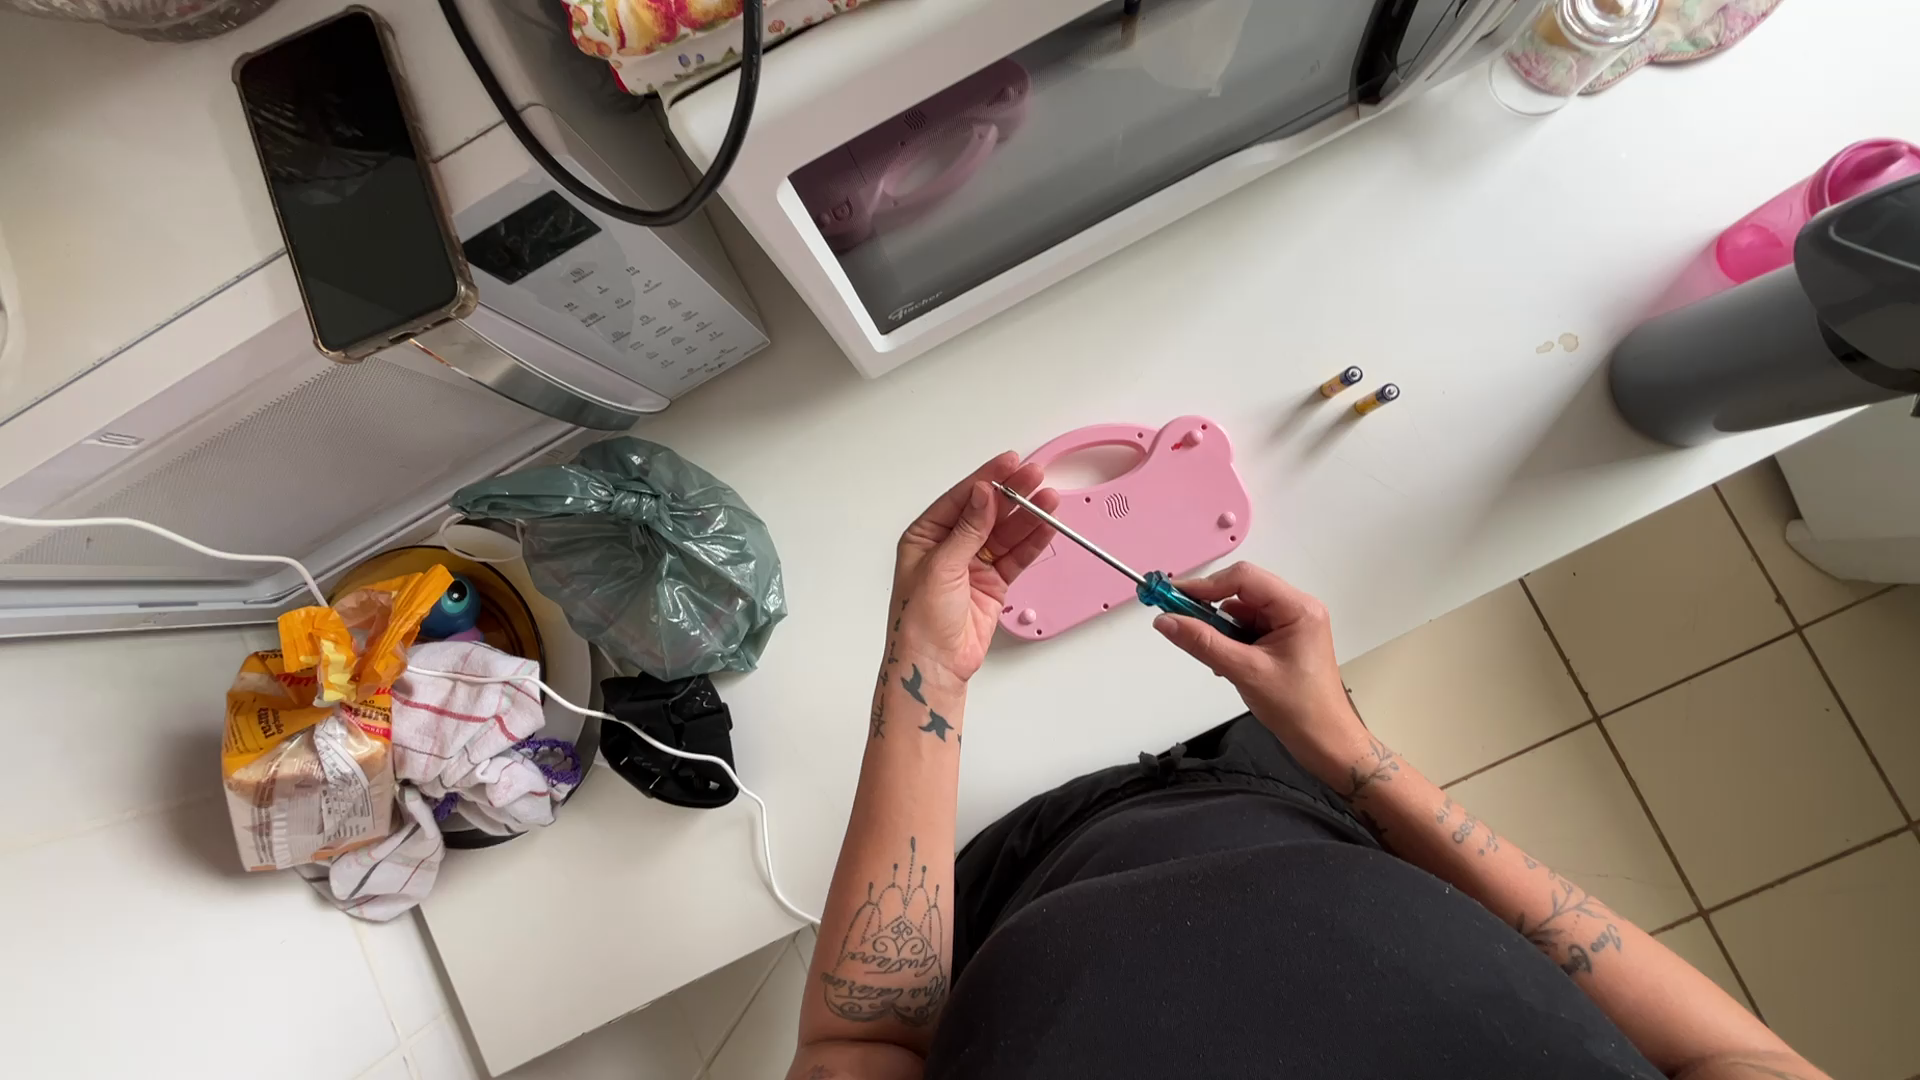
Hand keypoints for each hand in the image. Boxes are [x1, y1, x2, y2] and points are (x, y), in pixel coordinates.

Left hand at [890, 452, 1058, 683]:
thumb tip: (982, 494)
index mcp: (926, 536)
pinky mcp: (993, 583)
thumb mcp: (941, 567)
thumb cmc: (920, 620)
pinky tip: (1046, 526)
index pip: (961, 499)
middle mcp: (950, 547)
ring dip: (1028, 516)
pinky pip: (1016, 556)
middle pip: (987, 512)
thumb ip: (967, 529)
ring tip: (1048, 499)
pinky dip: (1032, 542)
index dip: (987, 478)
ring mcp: (973, 564)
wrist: (934, 665)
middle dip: (1012, 494)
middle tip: (1035, 476)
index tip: (1009, 463)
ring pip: (1006, 533)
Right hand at [1152, 562, 1367, 776]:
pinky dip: (1228, 640)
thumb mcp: (1244, 672)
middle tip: (1178, 620)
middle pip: (1240, 591)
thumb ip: (1202, 643)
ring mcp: (1288, 623)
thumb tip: (1166, 621)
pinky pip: (1244, 627)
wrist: (1325, 742)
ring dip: (1219, 629)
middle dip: (1209, 607)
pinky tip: (1225, 663)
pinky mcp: (1280, 638)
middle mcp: (1296, 608)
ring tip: (1214, 657)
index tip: (1172, 598)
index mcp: (1298, 608)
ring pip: (1239, 610)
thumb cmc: (1298, 708)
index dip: (1205, 585)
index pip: (1244, 578)